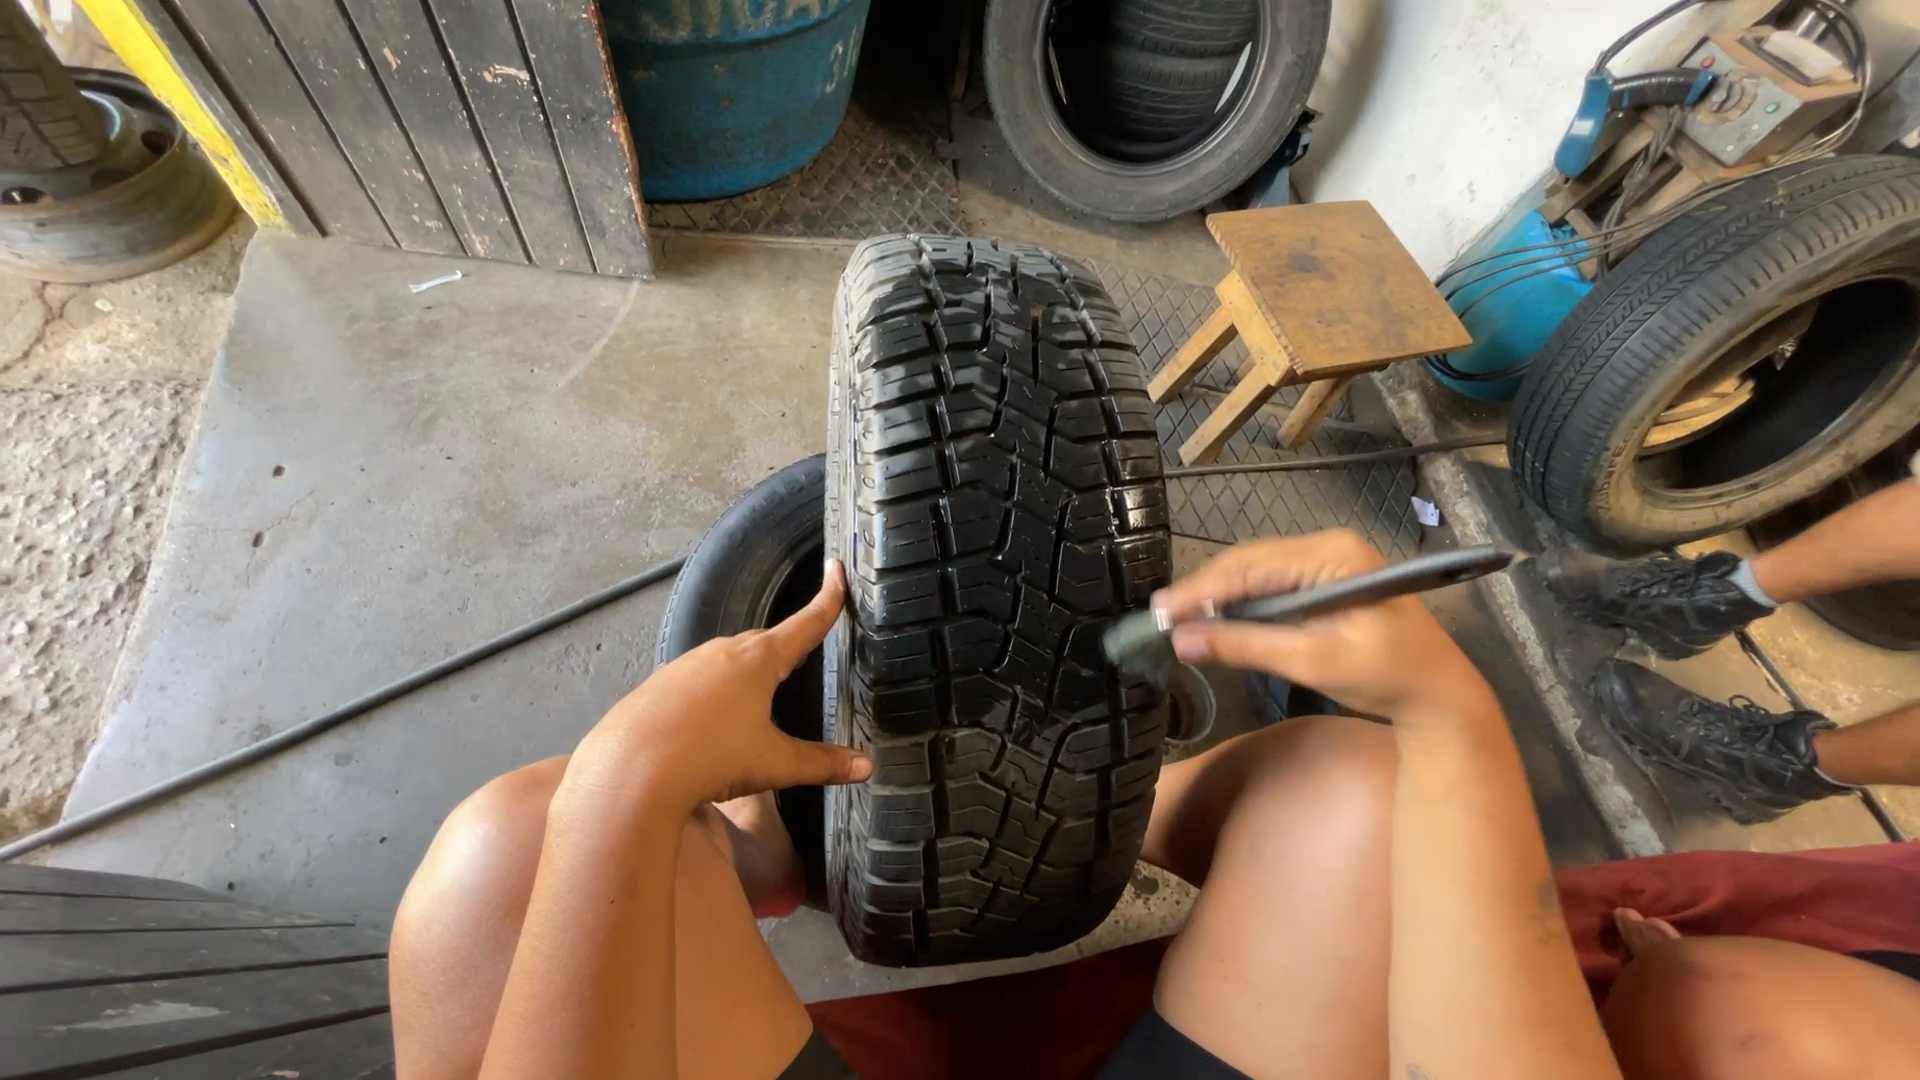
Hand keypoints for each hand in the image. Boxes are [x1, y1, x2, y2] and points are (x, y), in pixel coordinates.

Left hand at [565, 561, 870, 812]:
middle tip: (805, 649)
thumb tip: (865, 767)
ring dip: (748, 670)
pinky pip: (696, 678)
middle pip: (764, 641)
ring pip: (727, 659)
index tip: (836, 570)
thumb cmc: (709, 758)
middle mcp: (720, 653)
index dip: (826, 599)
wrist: (626, 774)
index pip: (804, 623)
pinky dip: (714, 690)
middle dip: (786, 644)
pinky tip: (712, 719)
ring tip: (760, 694)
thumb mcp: (773, 764)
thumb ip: (821, 763)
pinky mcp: (657, 687)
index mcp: (757, 661)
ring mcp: (684, 667)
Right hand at [1154, 530, 1491, 718]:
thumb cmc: (1387, 677)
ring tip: (1178, 618)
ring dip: (1216, 595)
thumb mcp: (1313, 661)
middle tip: (1160, 617)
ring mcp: (1325, 559)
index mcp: (1332, 555)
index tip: (1159, 611)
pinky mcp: (1322, 577)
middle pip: (1247, 563)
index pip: (1249, 567)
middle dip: (1202, 591)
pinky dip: (1238, 600)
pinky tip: (1215, 617)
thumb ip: (1245, 645)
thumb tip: (1182, 641)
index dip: (1200, 590)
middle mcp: (1325, 546)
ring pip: (1252, 571)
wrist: (1440, 694)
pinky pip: (1268, 582)